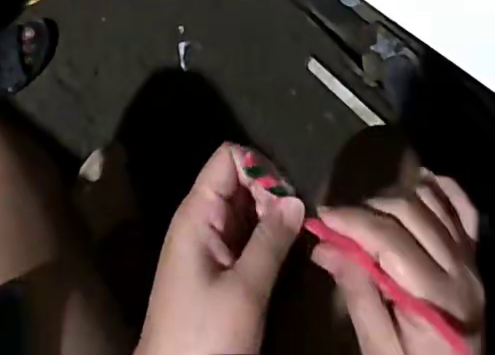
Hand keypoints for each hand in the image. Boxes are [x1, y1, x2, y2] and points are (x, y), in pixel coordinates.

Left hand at [137, 144, 305, 354]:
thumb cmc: (204, 337)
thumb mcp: (244, 290)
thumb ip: (271, 240)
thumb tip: (297, 199)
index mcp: (198, 212)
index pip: (228, 157)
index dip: (259, 167)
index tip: (286, 198)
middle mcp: (201, 218)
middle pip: (240, 179)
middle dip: (270, 191)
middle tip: (296, 222)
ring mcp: (208, 242)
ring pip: (245, 206)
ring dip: (271, 214)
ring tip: (296, 235)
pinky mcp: (217, 266)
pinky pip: (245, 233)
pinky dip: (265, 235)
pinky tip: (285, 249)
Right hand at [311, 175, 484, 354]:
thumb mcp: (381, 351)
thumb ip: (358, 295)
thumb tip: (325, 245)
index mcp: (436, 297)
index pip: (389, 239)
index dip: (353, 221)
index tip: (321, 216)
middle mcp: (459, 269)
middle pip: (408, 212)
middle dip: (367, 209)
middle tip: (339, 223)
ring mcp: (471, 259)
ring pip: (430, 201)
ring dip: (394, 197)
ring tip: (368, 213)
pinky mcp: (475, 256)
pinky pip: (462, 207)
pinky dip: (440, 189)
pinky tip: (419, 181)